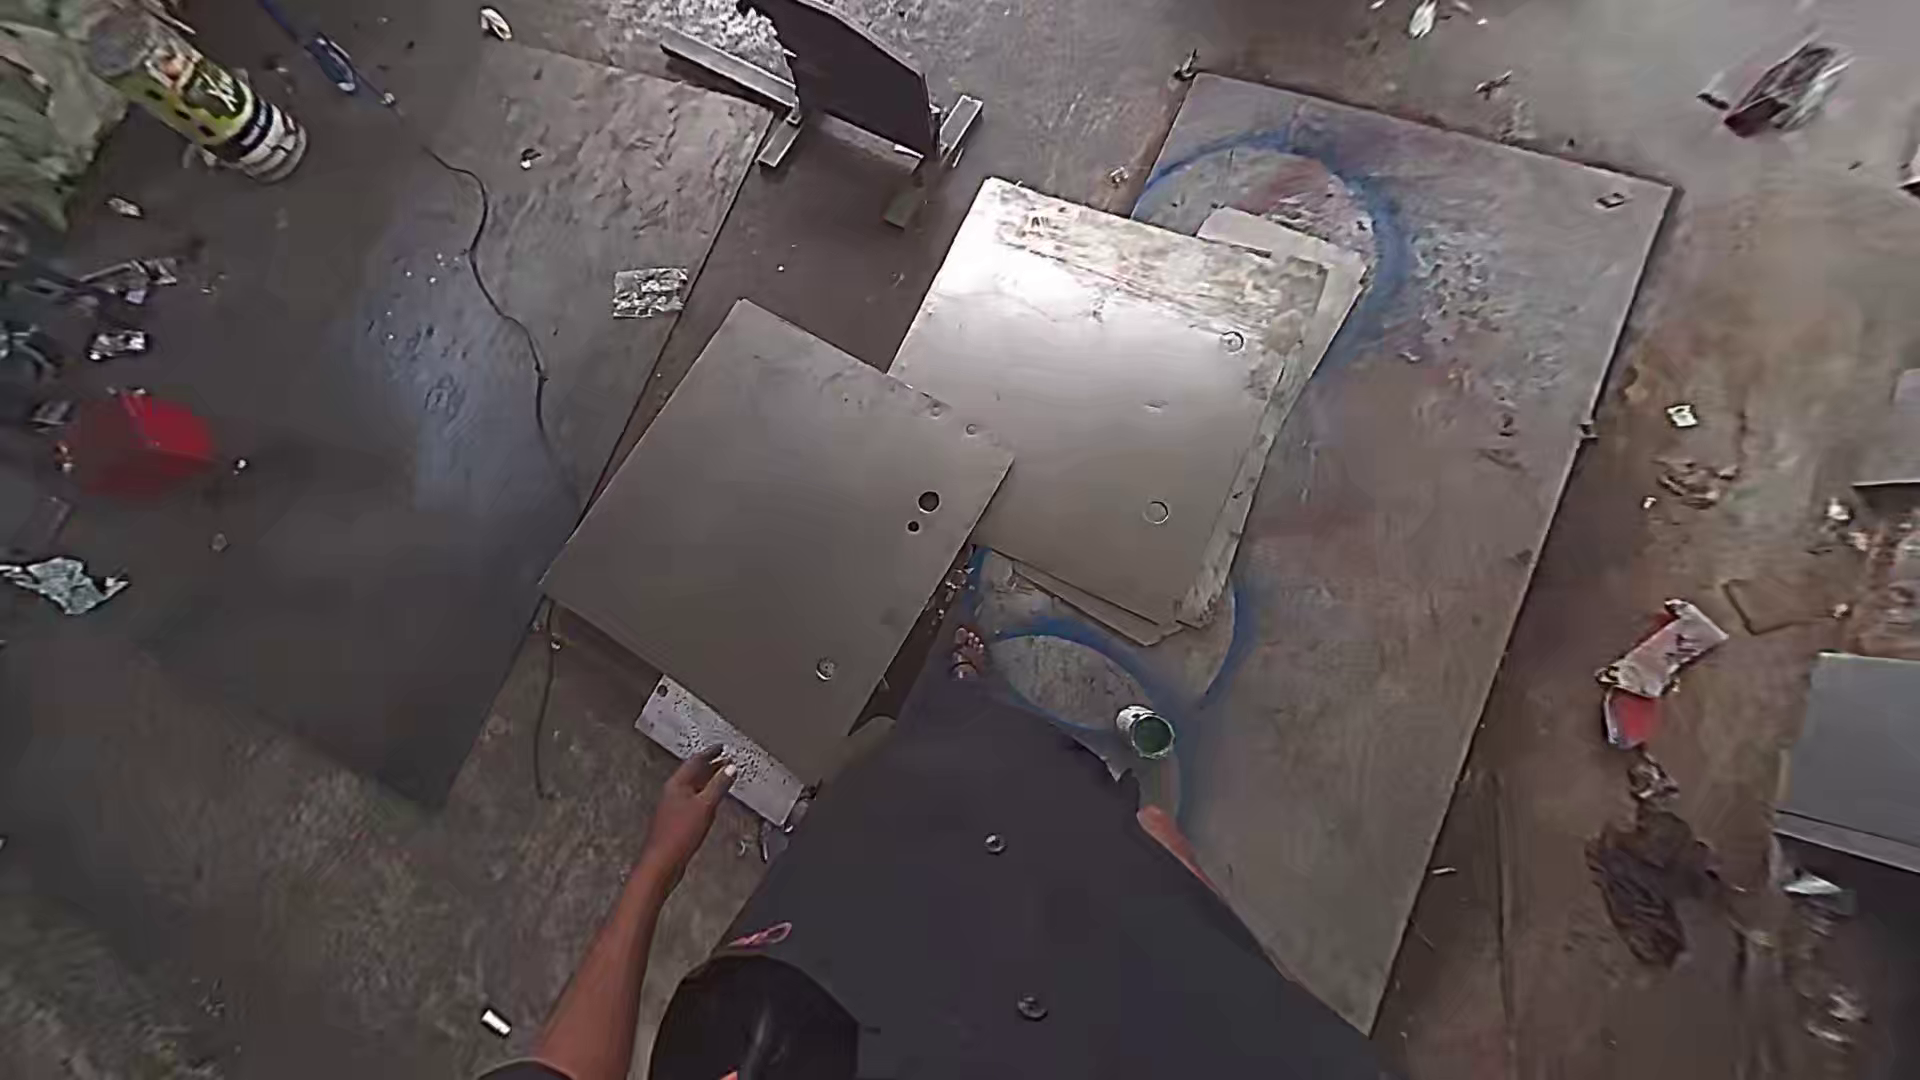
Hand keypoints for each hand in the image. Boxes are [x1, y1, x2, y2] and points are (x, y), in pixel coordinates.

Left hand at [637, 747, 737, 886]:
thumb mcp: (705, 805)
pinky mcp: (675, 821)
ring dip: (708, 781)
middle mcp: (672, 793)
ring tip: (722, 777)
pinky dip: (705, 795)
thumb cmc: (678, 835)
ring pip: (694, 787)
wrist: (661, 864)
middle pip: (694, 773)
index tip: (720, 747)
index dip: (710, 752)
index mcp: (676, 784)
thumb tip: (730, 768)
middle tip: (725, 760)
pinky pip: (693, 800)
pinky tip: (711, 801)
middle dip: (711, 766)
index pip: (695, 761)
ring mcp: (672, 807)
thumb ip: (719, 785)